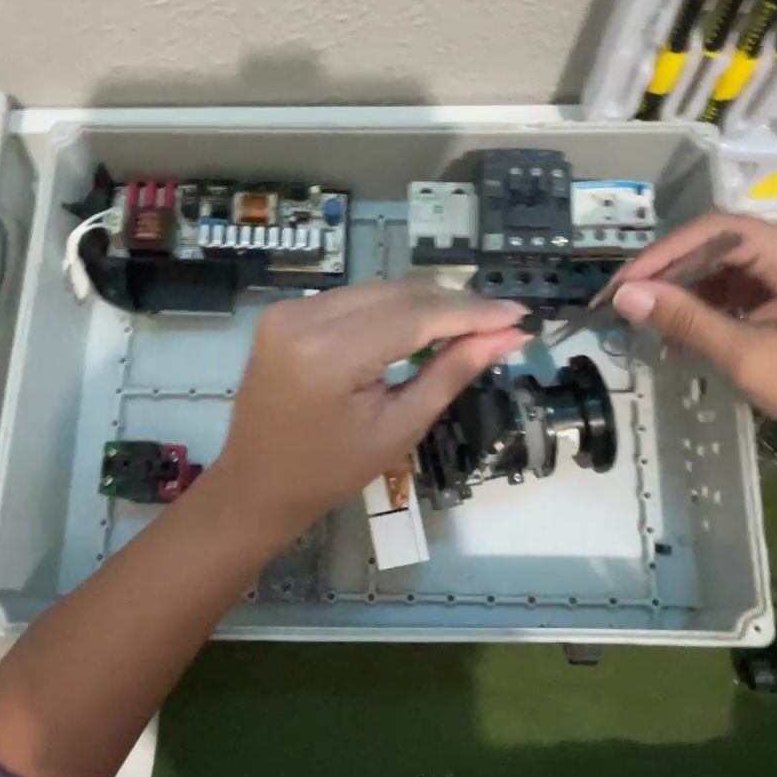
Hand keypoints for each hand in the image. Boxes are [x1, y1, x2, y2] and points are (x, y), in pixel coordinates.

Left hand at [204, 282, 529, 529]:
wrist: (257, 485)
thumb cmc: (330, 472)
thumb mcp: (399, 428)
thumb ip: (450, 373)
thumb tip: (507, 337)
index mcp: (329, 354)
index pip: (416, 315)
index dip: (473, 312)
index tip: (520, 315)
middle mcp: (303, 318)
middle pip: (398, 294)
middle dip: (454, 305)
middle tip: (503, 322)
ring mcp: (288, 311)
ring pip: (378, 291)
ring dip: (425, 304)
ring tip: (471, 325)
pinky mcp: (285, 313)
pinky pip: (354, 299)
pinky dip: (391, 309)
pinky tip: (422, 326)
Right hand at [609, 213, 776, 435]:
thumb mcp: (745, 355)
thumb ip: (686, 321)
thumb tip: (625, 297)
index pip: (717, 231)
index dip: (663, 253)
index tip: (623, 284)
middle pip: (714, 242)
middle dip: (665, 271)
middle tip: (621, 300)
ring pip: (717, 261)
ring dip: (678, 287)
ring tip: (641, 315)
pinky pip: (729, 280)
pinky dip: (698, 301)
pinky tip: (673, 325)